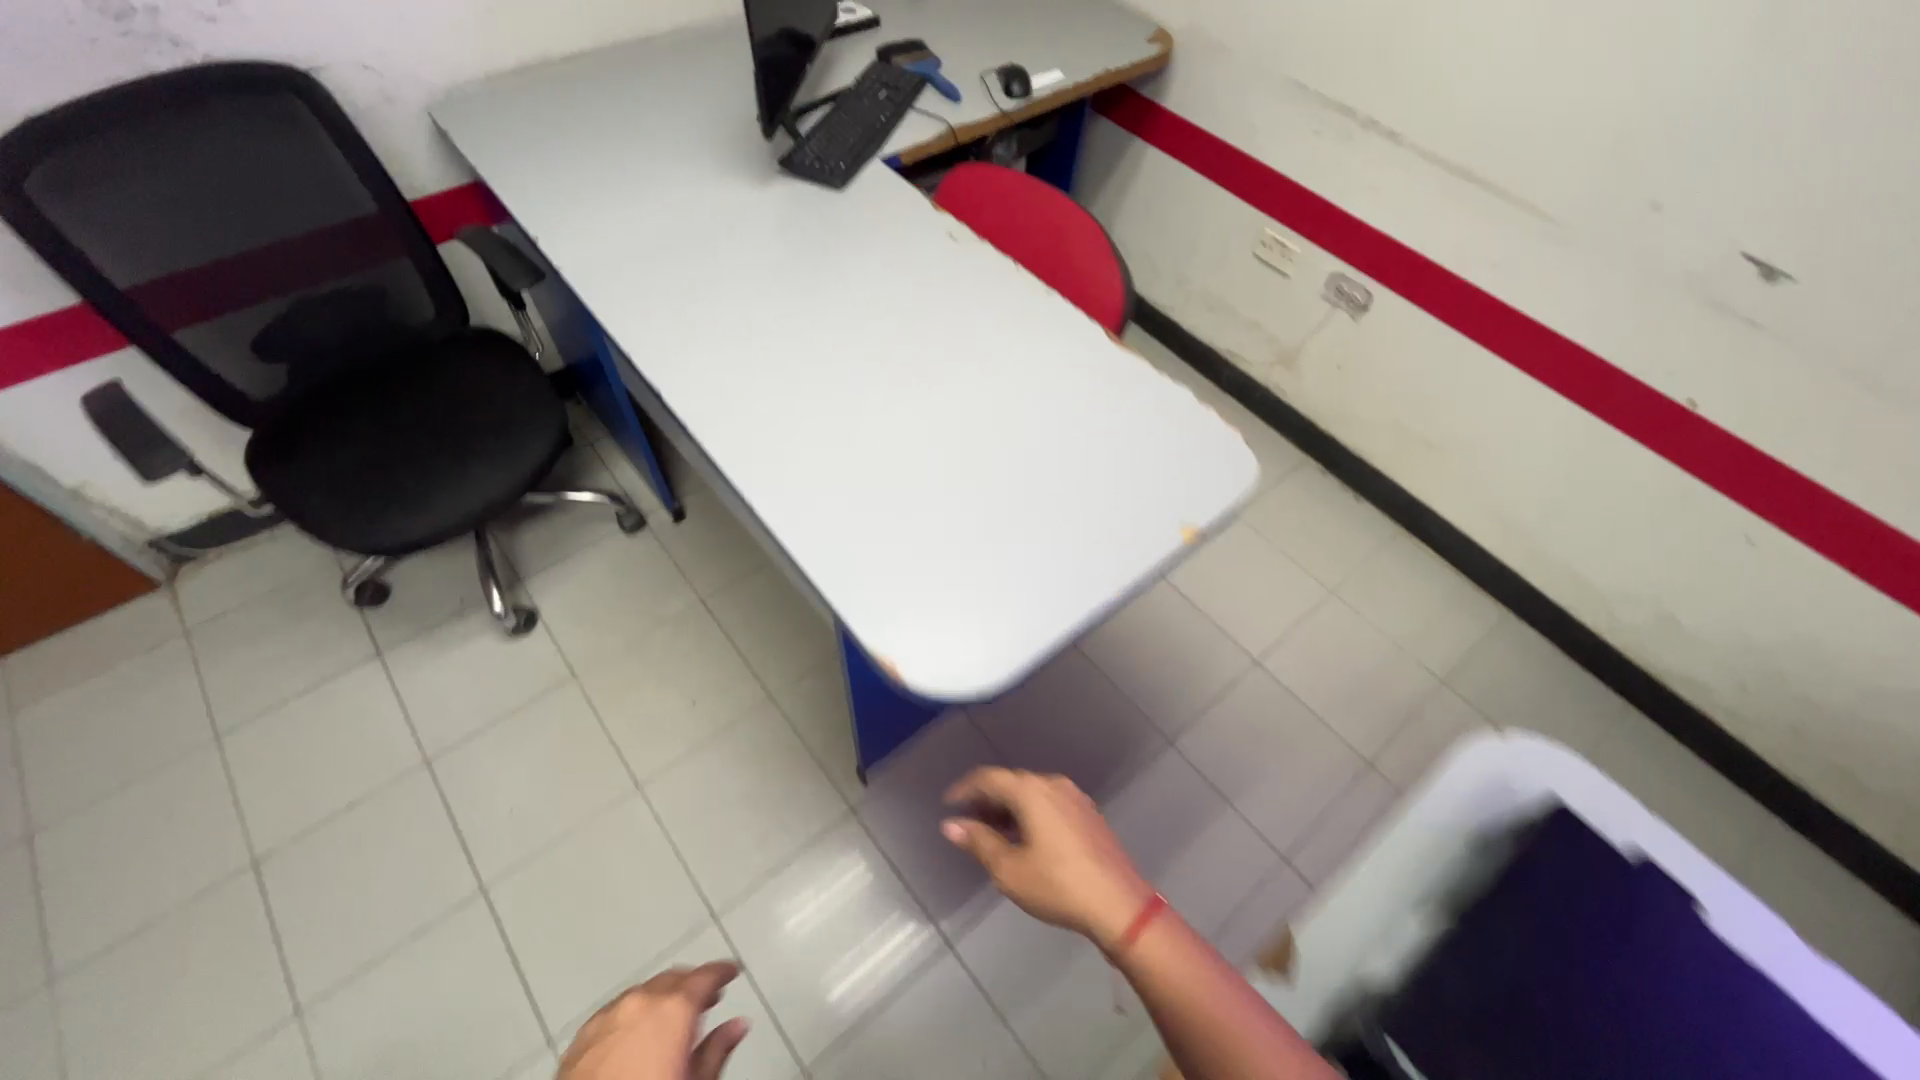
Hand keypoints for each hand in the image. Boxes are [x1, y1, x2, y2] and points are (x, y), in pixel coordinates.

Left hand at [557, 962, 749, 1079]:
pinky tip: (636, 1036)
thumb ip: (717, 1049)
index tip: (732, 972)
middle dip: (692, 984)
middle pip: (673, 979)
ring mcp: (608, 1016)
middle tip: (708, 999)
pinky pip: (616, 1011)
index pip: (706, 975)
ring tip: (672, 1019)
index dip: (723, 971)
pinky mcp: (583, 1035)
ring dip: (661, 998)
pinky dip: (634, 1014)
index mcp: (674, 1009)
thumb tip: (738, 1025)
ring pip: (642, 993)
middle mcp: (641, 1001)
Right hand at [942, 767, 1155, 950]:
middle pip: (1011, 783)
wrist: (1119, 905)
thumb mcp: (1009, 870)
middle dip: (986, 801)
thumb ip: (978, 842)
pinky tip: (1024, 840)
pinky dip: (1030, 815)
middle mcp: (1053, 785)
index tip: (948, 805)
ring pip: (1032, 795)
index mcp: (1031, 791)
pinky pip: (1050, 805)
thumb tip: (951, 825)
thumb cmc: (1057, 885)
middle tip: (968, 823)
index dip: (964, 789)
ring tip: (992, 835)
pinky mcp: (1089, 815)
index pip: (988, 778)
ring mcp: (1075, 798)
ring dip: (1009, 809)